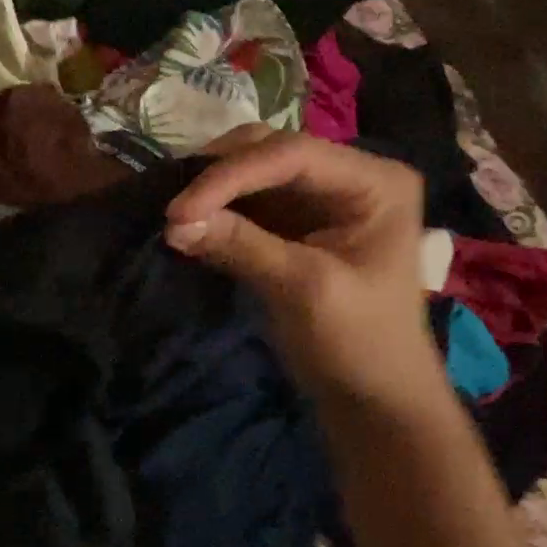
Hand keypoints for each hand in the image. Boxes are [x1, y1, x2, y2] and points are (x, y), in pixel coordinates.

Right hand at [165, 127, 446, 406]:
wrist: (372, 395)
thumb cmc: (358, 341)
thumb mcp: (304, 290)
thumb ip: (243, 247)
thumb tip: (174, 222)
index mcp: (373, 182)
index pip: (290, 155)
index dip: (229, 176)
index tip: (178, 211)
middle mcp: (347, 178)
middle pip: (269, 151)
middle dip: (217, 174)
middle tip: (172, 209)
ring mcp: (317, 202)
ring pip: (250, 173)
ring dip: (210, 190)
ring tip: (174, 216)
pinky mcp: (289, 228)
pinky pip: (243, 204)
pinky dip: (213, 211)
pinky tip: (186, 225)